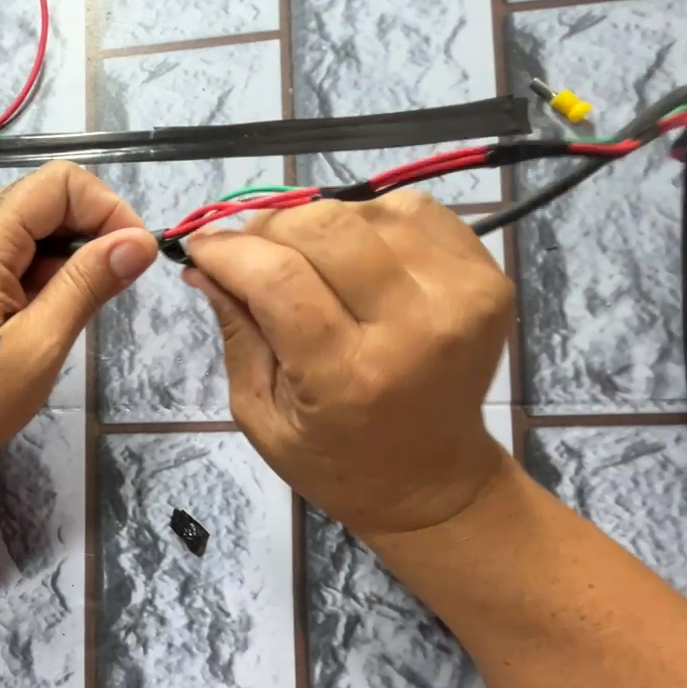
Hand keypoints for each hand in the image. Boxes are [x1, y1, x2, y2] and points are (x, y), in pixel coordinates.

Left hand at [0, 161, 156, 514]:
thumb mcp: (40, 344)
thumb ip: (87, 284)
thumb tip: (138, 241)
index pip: (56, 183)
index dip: (105, 207)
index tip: (132, 253)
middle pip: (35, 202)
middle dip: (84, 232)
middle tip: (108, 284)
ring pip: (16, 234)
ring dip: (57, 259)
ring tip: (68, 312)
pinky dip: (27, 278)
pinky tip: (35, 320)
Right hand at [182, 191, 514, 537]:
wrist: (427, 477)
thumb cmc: (328, 458)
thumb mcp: (260, 412)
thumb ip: (237, 333)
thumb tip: (203, 267)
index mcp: (347, 374)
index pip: (279, 279)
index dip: (229, 251)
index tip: (199, 245)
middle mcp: (414, 325)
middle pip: (326, 229)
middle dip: (269, 229)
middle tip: (246, 252)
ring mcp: (461, 294)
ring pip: (369, 210)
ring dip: (317, 224)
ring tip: (298, 257)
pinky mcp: (488, 275)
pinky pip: (415, 211)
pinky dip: (367, 221)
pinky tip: (349, 254)